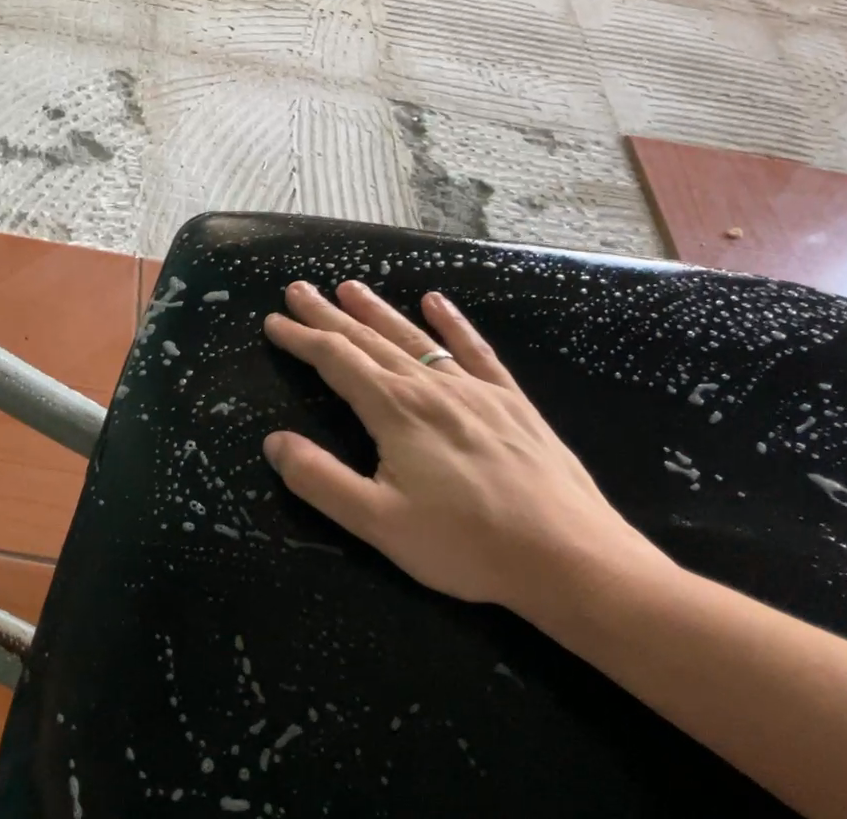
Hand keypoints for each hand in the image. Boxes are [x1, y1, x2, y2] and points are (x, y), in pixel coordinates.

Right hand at [262, 280, 668, 615]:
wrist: (573, 559)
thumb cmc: (466, 544)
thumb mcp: (377, 522)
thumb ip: (319, 479)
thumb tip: (273, 442)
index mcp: (395, 411)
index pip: (335, 360)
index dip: (301, 339)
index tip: (273, 322)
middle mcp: (431, 388)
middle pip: (368, 340)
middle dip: (328, 315)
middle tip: (297, 289)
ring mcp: (475, 391)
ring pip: (414, 339)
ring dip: (377, 311)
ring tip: (349, 286)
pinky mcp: (512, 403)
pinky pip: (475, 351)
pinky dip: (452, 324)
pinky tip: (435, 303)